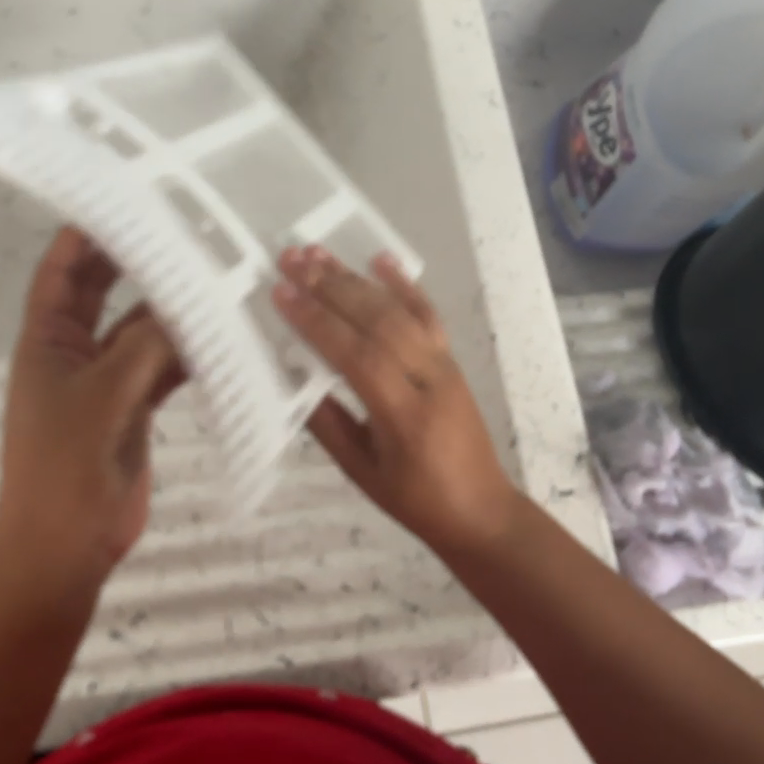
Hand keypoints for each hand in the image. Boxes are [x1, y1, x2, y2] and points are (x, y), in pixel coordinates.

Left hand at [0, 228, 182, 588]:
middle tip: (177, 226)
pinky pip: (162, 367)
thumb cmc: (66, 466)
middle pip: (102, 292)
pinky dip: (187, 352)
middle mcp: (73, 351)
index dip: (83, 233)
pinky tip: (221, 336)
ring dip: (170, 310)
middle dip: (133, 260)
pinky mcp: (132, 407)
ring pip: (139, 330)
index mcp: (46, 339)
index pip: (61, 271)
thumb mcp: (104, 395)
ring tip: (213, 275)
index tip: (122, 196)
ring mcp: (105, 380)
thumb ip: (146, 346)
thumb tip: (188, 311)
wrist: (65, 547)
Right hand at [273, 245, 522, 553]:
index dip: (318, 323)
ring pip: (398, 311)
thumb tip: (291, 375)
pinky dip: (403, 283)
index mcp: (405, 417)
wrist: (481, 509)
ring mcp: (444, 364)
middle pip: (378, 322)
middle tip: (290, 259)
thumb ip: (326, 423)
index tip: (282, 294)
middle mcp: (429, 381)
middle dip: (331, 286)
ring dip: (355, 278)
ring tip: (317, 254)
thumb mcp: (360, 472)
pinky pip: (427, 313)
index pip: (358, 357)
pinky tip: (379, 258)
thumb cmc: (416, 499)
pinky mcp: (451, 359)